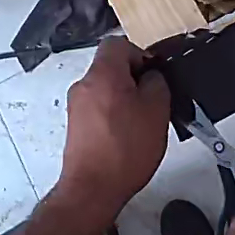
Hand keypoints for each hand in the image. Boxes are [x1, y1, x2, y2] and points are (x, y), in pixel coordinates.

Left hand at [52, 38, 169, 230]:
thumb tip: (151, 77)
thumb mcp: (158, 109)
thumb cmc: (126, 149)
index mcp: (103, 74)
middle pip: (111, 66)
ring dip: (124, 96)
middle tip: (154, 98)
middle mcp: (84, 85)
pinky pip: (98, 106)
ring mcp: (76, 106)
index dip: (140, 53)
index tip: (153, 73)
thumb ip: (157, 82)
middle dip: (134, 77)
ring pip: (105, 87)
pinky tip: (128, 134)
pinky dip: (114, 112)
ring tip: (143, 120)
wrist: (93, 190)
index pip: (117, 44)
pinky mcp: (76, 126)